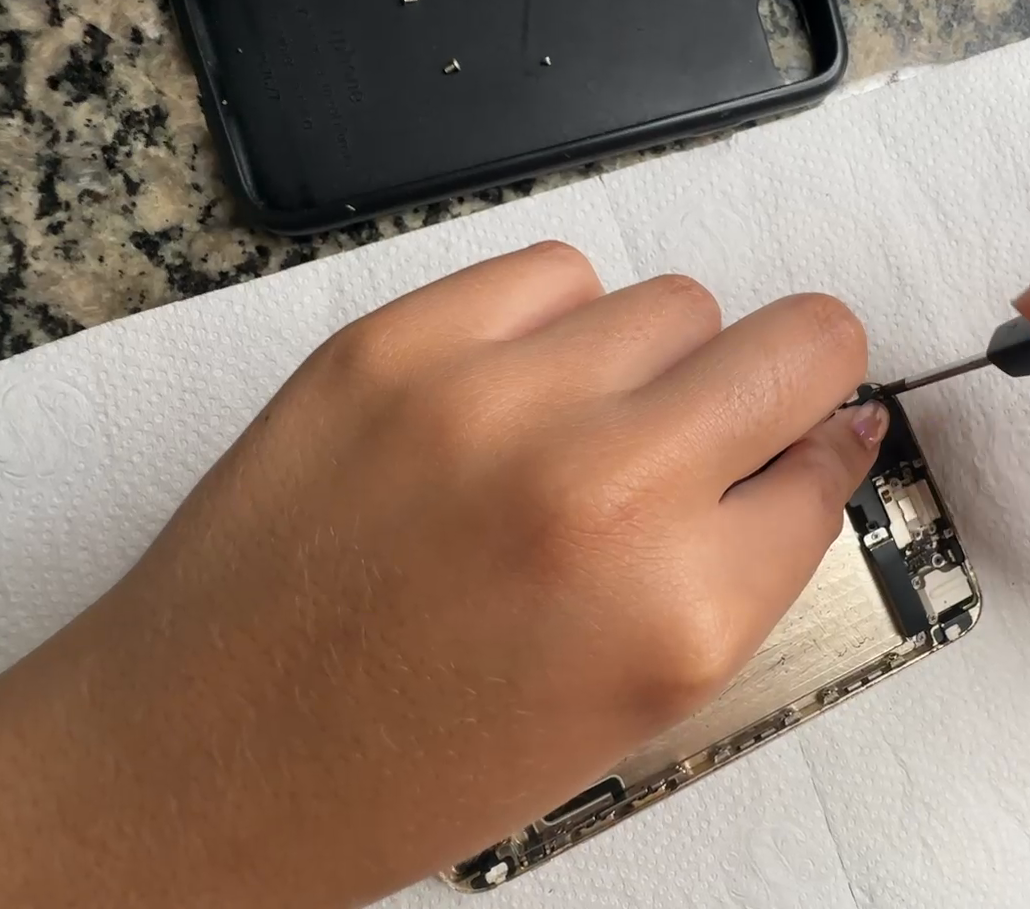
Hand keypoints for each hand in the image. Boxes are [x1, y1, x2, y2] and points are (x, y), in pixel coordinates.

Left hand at [0, 243, 883, 907]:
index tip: (801, 439)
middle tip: (724, 412)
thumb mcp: (636, 696)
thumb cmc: (430, 756)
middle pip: (799, 337)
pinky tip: (513, 389)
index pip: (831, 461)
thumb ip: (754, 558)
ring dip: (657, 359)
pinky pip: (555, 269)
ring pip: (674, 298)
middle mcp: (602, 489)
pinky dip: (559, 320)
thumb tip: (829, 435)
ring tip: (584, 424)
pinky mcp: (395, 342)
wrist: (198, 758)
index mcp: (679, 612)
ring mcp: (492, 397)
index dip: (823, 444)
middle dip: (792, 369)